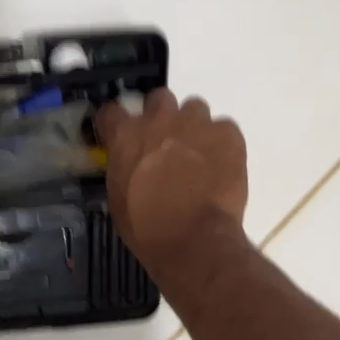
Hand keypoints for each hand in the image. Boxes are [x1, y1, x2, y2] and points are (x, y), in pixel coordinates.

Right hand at [95, 89, 249, 267]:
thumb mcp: (120, 202)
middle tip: (164, 143)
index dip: (115, 124)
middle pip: (159, 99)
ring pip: (194, 110)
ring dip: (192, 128)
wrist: (194, 240)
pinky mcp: (228, 133)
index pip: (111, 112)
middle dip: (160, 116)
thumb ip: (123, 172)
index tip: (119, 135)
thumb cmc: (148, 229)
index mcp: (126, 137)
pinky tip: (219, 168)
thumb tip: (132, 167)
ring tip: (197, 157)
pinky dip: (221, 145)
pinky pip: (223, 129)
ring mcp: (197, 122)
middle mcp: (160, 119)